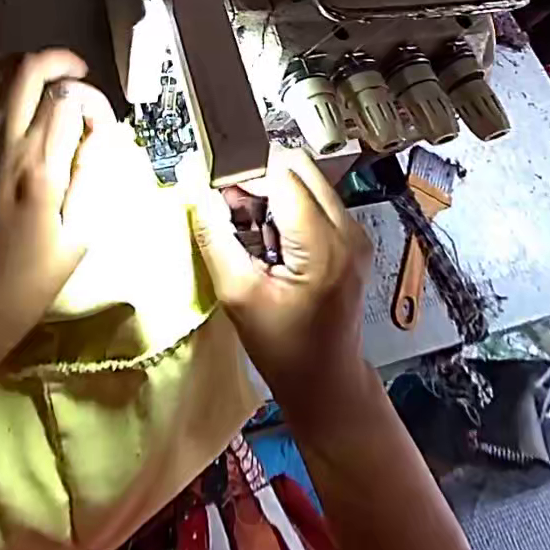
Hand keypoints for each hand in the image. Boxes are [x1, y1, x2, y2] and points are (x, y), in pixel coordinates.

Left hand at [0, 50, 113, 442]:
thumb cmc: (19, 289)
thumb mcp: (75, 240)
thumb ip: (91, 179)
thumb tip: (103, 134)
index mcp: (36, 164)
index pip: (67, 99)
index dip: (88, 97)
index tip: (94, 115)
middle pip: (24, 72)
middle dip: (54, 59)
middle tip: (69, 72)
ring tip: (13, 71)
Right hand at [190, 147, 373, 415]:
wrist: (328, 382)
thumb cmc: (285, 349)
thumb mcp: (238, 295)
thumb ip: (215, 237)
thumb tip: (195, 192)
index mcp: (324, 245)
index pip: (282, 175)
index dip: (244, 173)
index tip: (216, 188)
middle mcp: (348, 229)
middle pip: (298, 167)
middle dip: (257, 176)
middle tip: (228, 206)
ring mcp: (354, 231)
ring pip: (306, 179)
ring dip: (271, 190)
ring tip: (246, 226)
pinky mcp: (351, 237)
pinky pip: (314, 198)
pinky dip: (286, 205)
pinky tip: (267, 236)